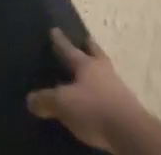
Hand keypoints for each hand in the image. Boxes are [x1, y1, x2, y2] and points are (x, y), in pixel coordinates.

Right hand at [26, 28, 146, 151]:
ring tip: (91, 72)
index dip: (61, 41)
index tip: (55, 30)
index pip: (69, 49)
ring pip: (105, 71)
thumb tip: (30, 99)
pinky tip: (99, 96)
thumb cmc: (93, 108)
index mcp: (87, 65)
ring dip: (98, 70)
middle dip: (89, 47)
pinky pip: (110, 91)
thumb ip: (46, 100)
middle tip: (85, 40)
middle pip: (95, 54)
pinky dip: (103, 90)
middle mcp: (103, 71)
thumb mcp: (63, 104)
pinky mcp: (126, 105)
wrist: (129, 131)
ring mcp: (118, 87)